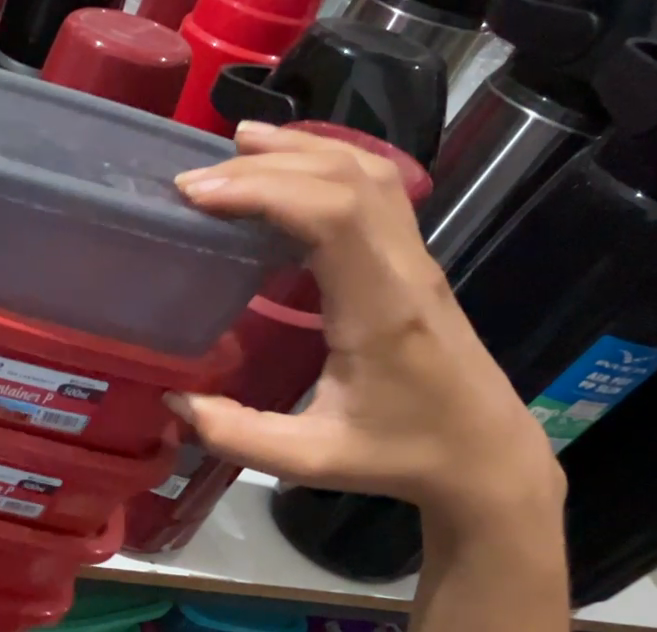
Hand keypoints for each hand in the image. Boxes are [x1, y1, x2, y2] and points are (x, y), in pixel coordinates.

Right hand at [171, 122, 561, 530]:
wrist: (482, 453)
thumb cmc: (397, 455)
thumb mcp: (308, 460)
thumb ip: (235, 435)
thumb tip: (173, 399)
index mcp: (380, 310)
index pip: (331, 216)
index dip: (264, 192)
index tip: (198, 196)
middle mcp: (404, 268)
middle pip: (345, 179)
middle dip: (266, 166)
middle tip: (193, 180)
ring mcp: (415, 258)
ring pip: (367, 172)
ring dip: (301, 151)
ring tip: (237, 146)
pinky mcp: (411, 262)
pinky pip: (375, 190)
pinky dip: (327, 164)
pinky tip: (288, 168)